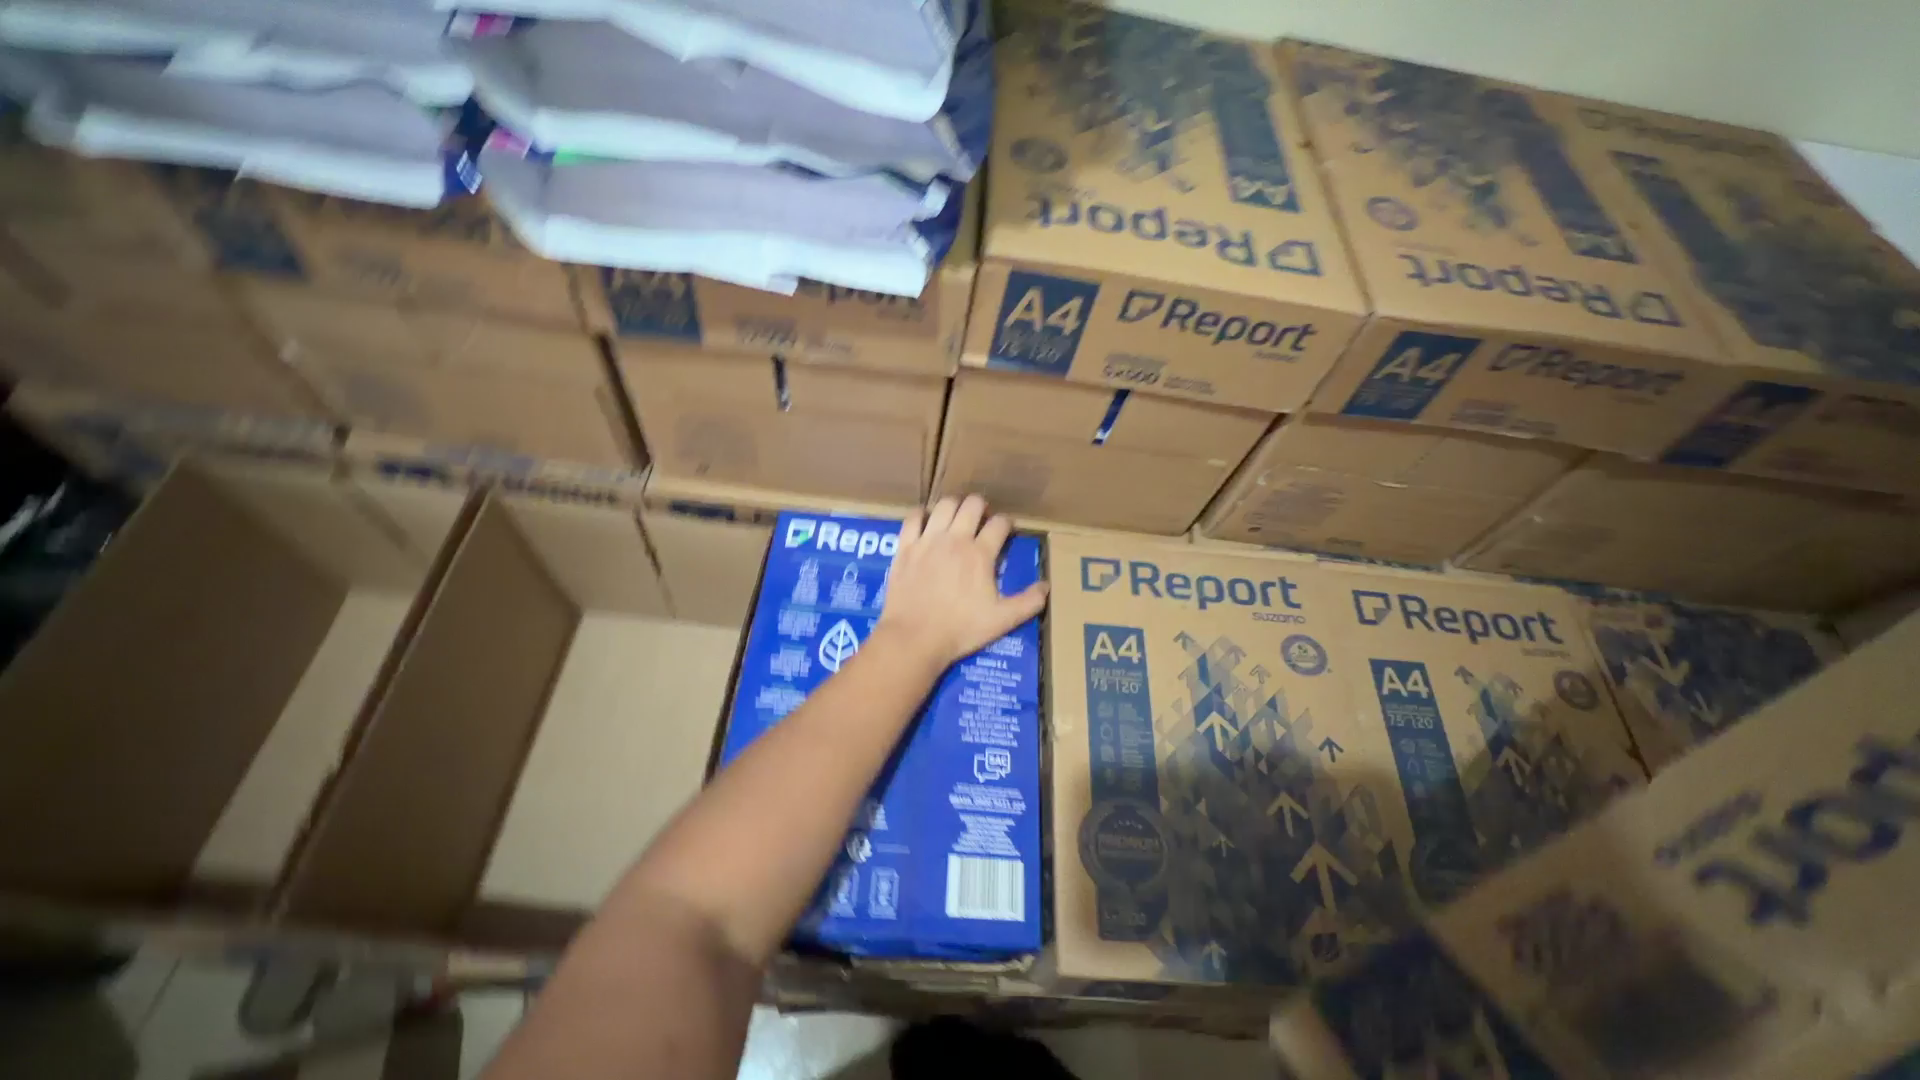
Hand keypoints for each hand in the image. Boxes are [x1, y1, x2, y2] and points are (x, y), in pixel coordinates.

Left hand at [876, 494, 1048, 671]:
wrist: (914, 637)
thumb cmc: (960, 629)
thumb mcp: (1002, 620)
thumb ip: (1028, 602)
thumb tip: (1046, 586)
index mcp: (980, 554)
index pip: (1000, 524)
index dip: (1007, 524)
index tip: (1006, 531)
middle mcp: (955, 539)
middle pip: (972, 505)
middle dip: (981, 507)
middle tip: (981, 520)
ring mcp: (928, 540)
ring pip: (944, 505)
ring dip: (954, 506)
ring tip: (956, 517)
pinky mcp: (905, 547)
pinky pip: (913, 518)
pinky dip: (922, 515)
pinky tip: (926, 522)